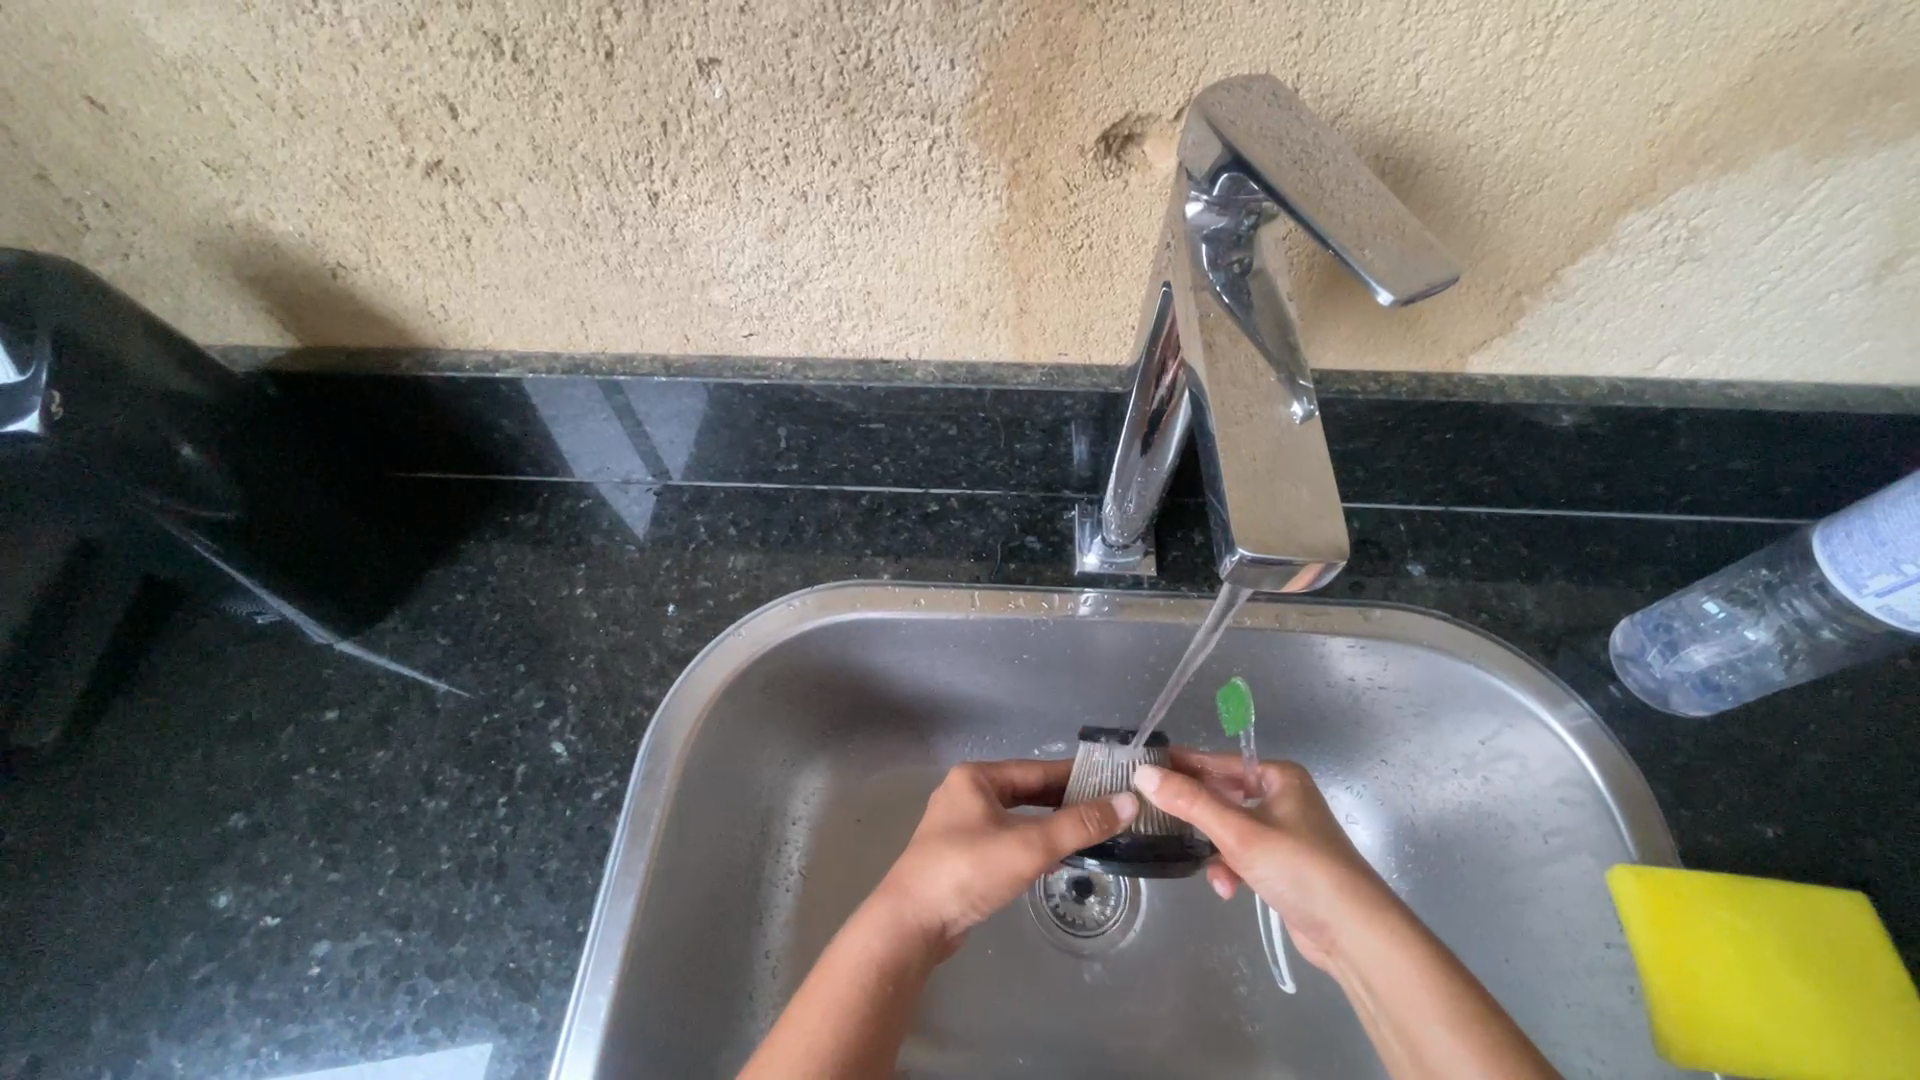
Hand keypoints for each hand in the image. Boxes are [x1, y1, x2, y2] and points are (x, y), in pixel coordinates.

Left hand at [870, 759, 1137, 956]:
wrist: (912, 922)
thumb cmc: (968, 871)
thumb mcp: (1030, 845)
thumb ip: (1079, 824)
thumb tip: (1128, 801)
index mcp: (976, 778)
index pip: (1038, 770)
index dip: (1077, 776)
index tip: (1113, 781)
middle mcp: (965, 794)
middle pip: (1027, 792)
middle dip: (1065, 802)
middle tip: (1109, 811)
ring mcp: (960, 826)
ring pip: (1016, 819)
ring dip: (1050, 826)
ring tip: (1090, 834)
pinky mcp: (960, 856)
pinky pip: (1005, 841)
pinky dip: (1031, 846)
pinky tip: (1055, 860)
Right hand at [1133, 752, 1403, 970]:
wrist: (1354, 932)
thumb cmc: (1299, 867)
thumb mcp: (1238, 832)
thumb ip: (1190, 802)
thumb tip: (1143, 774)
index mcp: (1278, 777)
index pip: (1218, 763)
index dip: (1182, 767)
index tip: (1143, 770)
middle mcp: (1282, 798)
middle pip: (1223, 797)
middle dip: (1198, 817)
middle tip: (1157, 817)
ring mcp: (1284, 833)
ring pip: (1229, 830)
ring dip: (1216, 851)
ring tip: (1213, 871)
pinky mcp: (1283, 865)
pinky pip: (1243, 855)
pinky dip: (1232, 869)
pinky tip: (1229, 889)